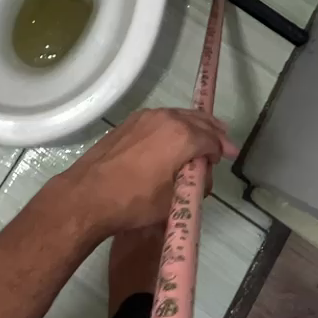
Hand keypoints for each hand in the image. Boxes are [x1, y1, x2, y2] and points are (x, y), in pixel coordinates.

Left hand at [44, 108, 237, 239]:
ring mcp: (147, 116)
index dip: (222, 149)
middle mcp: (167, 118)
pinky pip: (162, 118)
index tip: (228, 157)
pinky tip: (174, 136)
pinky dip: (174, 124)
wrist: (89, 193)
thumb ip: (193, 186)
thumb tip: (200, 179)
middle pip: (198, 120)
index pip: (211, 139)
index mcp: (182, 136)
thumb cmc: (134, 201)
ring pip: (179, 116)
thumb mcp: (173, 201)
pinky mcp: (131, 121)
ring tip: (203, 134)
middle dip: (213, 131)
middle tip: (224, 140)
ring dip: (194, 125)